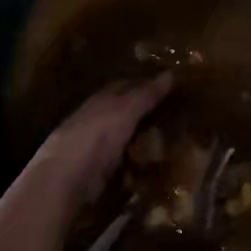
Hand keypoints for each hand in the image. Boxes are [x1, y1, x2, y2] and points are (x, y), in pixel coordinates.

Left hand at [28, 73, 174, 209]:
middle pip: (128, 113)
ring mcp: (100, 147)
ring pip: (129, 140)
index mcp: (102, 99)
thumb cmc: (96, 135)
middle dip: (151, 114)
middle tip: (183, 116)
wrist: (67, 177)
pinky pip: (128, 165)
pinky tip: (161, 169)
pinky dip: (142, 166)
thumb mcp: (125, 110)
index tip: (174, 86)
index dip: (148, 84)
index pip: (128, 85)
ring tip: (180, 143)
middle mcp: (100, 120)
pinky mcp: (103, 173)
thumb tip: (171, 72)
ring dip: (148, 142)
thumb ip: (146, 95)